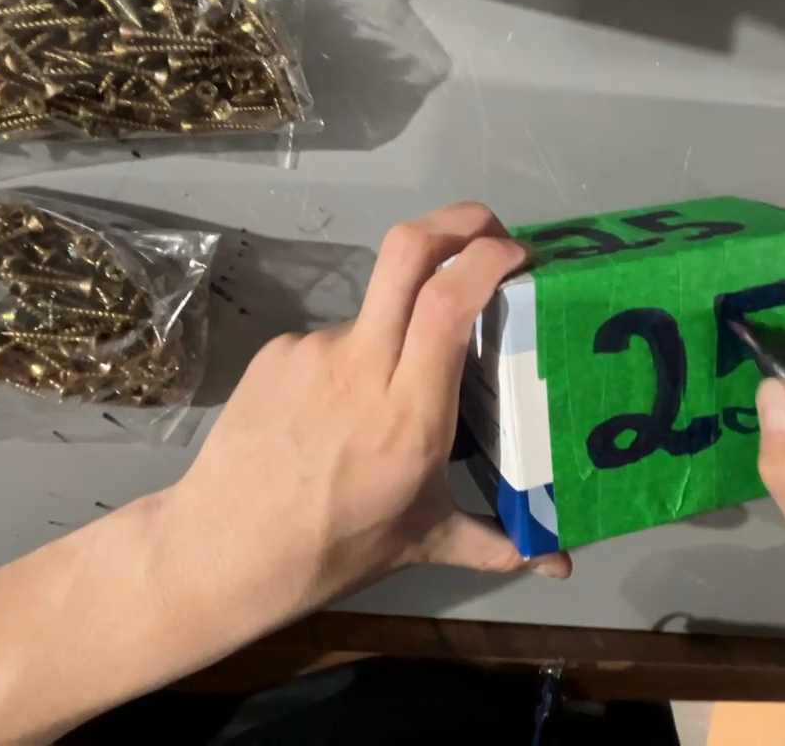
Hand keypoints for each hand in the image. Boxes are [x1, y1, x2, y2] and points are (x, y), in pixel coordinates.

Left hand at [174, 202, 571, 623]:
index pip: (448, 303)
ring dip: (404, 318)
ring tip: (391, 385)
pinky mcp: (277, 349)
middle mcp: (361, 364)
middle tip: (488, 227)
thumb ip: (500, 545)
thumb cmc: (334, 549)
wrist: (219, 553)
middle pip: (406, 250)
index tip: (519, 254)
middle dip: (457, 220)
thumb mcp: (424, 543)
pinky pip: (336, 336)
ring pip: (378, 301)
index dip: (487, 259)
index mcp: (409, 412)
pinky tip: (338, 405)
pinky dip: (357, 354)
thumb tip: (564, 564)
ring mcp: (312, 348)